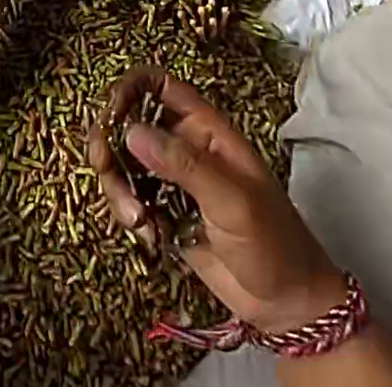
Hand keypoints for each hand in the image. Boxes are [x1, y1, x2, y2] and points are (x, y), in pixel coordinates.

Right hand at [88, 67, 343, 333]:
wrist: (287, 306)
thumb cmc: (273, 243)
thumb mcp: (233, 200)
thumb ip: (183, 163)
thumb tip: (131, 131)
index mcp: (206, 129)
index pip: (161, 87)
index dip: (131, 88)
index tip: (112, 113)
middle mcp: (183, 146)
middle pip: (130, 122)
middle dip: (110, 141)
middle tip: (104, 166)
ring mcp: (171, 179)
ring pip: (123, 162)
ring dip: (118, 185)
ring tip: (137, 218)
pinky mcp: (162, 211)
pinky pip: (128, 197)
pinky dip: (127, 212)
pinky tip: (150, 235)